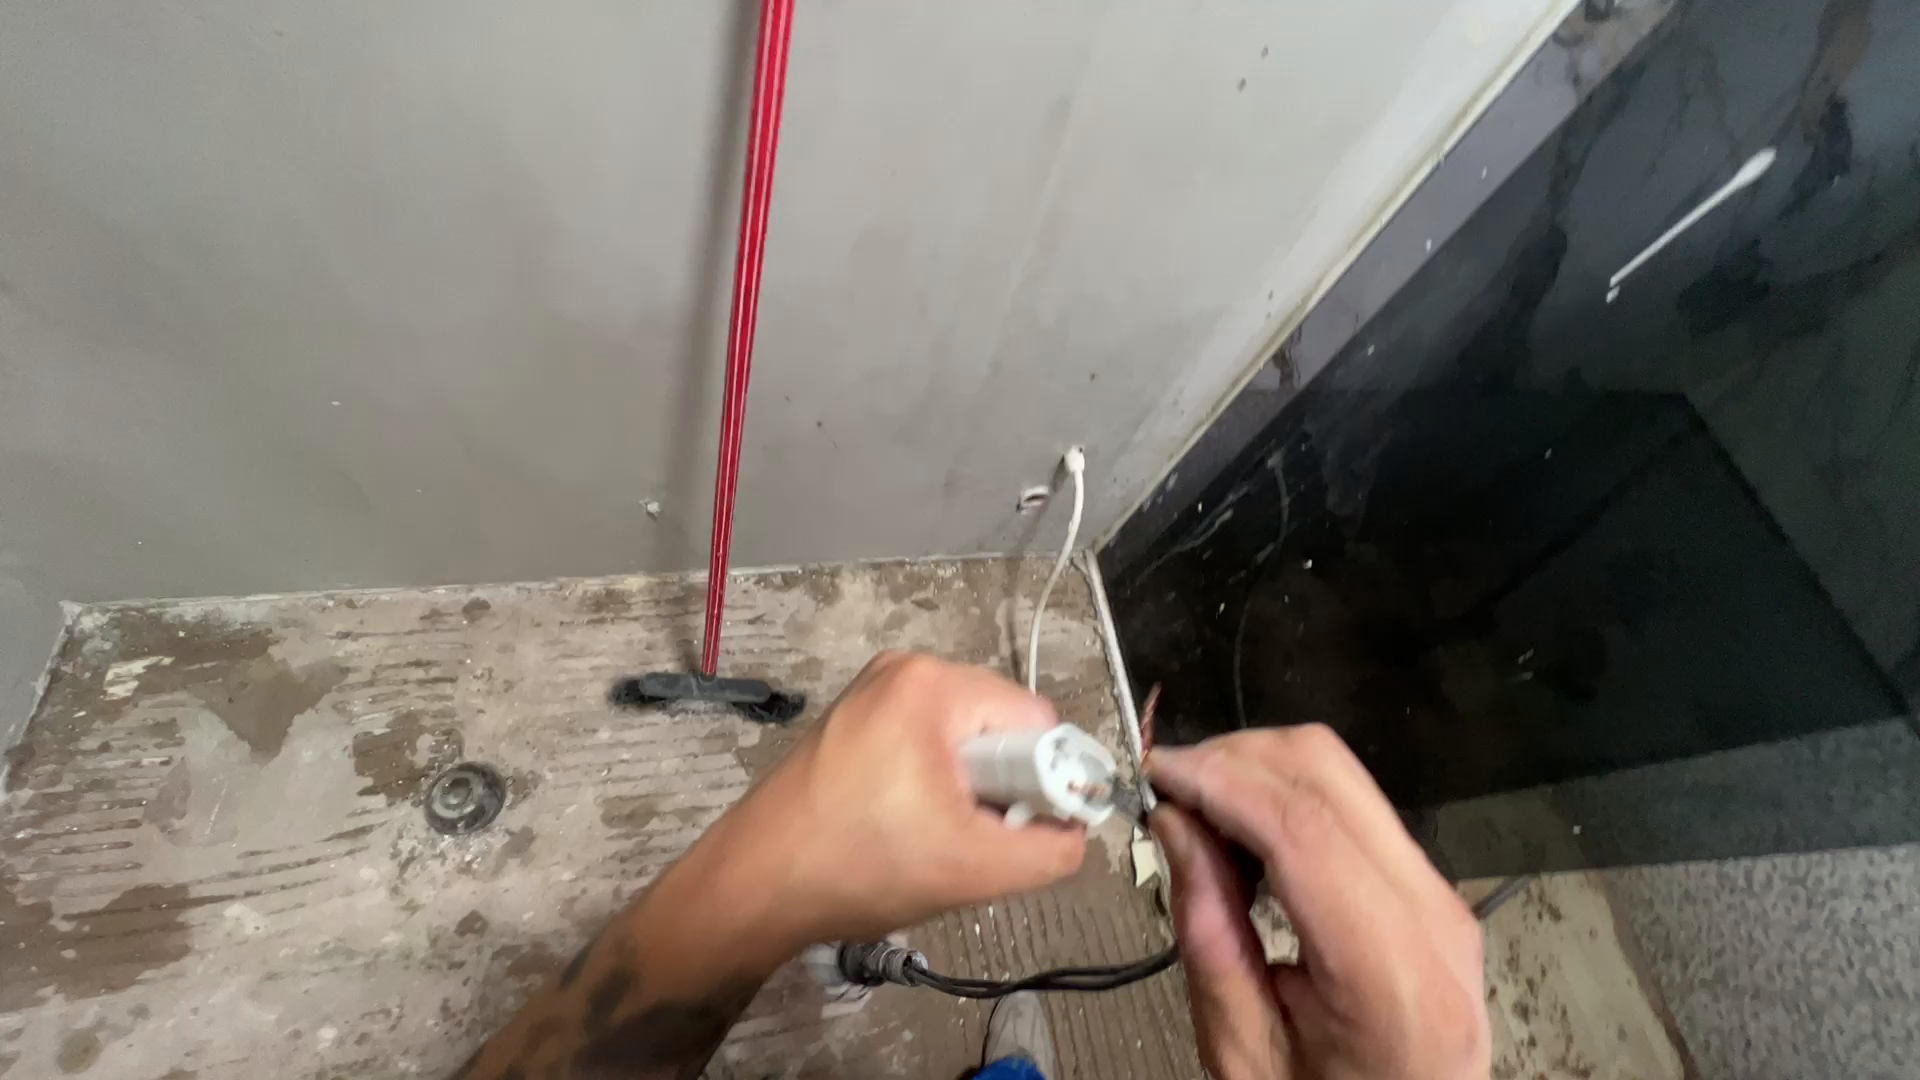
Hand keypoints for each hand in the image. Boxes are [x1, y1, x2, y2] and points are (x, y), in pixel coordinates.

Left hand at [709, 651, 1087, 945]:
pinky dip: (933, 774)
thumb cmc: (861, 865)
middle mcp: (906, 667)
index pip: (1035, 718)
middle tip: (966, 832)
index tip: (1010, 824)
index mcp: (934, 684)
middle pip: (998, 720)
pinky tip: (903, 815)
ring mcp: (874, 686)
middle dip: (999, 780)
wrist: (753, 884)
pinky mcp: (855, 712)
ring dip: (967, 781)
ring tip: (931, 829)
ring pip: (964, 732)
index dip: (1041, 777)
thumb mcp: (974, 868)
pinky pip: (926, 735)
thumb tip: (1077, 832)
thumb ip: (1050, 850)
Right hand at [1149, 725, 1487, 1079]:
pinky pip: (1344, 795)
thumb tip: (1170, 816)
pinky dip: (1278, 788)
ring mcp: (1437, 889)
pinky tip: (1241, 829)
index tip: (1152, 773)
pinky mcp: (1424, 879)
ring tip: (1200, 811)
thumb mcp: (1240, 1046)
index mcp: (1391, 974)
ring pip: (1334, 769)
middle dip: (1231, 758)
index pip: (1300, 828)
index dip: (1218, 781)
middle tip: (1169, 790)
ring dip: (1252, 766)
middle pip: (1323, 772)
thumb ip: (1205, 926)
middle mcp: (1431, 912)